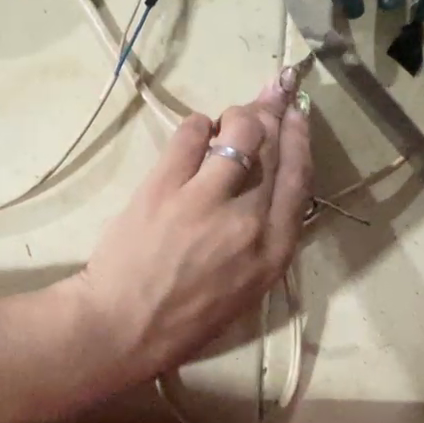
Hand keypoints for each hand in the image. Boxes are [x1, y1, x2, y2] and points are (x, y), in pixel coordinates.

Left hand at [71, 71, 312, 381]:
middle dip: (272, 112)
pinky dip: (197, 125)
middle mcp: (248, 220)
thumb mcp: (246, 286)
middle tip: (269, 96)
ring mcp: (205, 199)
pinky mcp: (165, 185)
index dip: (299, 138)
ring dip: (237, 116)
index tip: (297, 113)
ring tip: (227, 121)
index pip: (299, 178)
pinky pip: (190, 133)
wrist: (124, 326)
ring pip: (238, 132)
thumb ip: (263, 236)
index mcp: (274, 251)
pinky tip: (195, 132)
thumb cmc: (186, 317)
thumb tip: (267, 184)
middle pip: (271, 147)